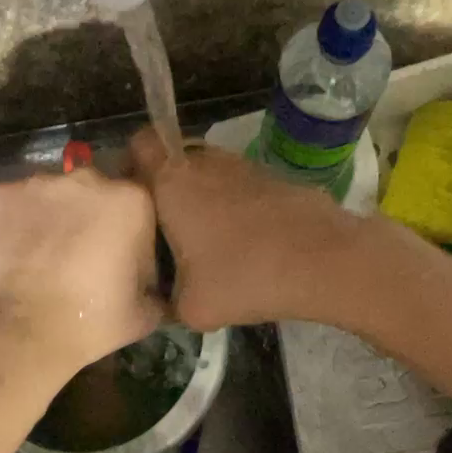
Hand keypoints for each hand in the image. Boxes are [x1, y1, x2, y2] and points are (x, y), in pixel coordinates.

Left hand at [0, 169, 164, 378]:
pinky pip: (17, 204)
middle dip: (92, 218)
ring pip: (54, 195)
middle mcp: (87, 178)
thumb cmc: (94, 322)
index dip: (132, 235)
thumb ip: (156, 288)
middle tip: (82, 257)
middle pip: (95, 193)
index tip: (121, 262)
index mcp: (132, 200)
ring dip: (55, 217)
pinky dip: (19, 222)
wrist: (26, 330)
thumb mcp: (145, 314)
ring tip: (46, 256)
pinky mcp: (1, 195)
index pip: (138, 208)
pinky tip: (19, 253)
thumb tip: (154, 287)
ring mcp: (39, 183)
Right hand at [129, 128, 381, 330]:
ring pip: (207, 174)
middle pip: (172, 159)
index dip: (129, 164)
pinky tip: (239, 247)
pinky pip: (237, 188)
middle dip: (163, 187)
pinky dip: (230, 209)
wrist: (322, 261)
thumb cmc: (243, 278)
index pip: (139, 144)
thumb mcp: (190, 308)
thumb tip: (168, 301)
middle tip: (160, 229)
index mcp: (173, 183)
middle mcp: (205, 164)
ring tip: (200, 243)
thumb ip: (168, 301)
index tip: (129, 197)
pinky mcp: (273, 181)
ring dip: (199, 199)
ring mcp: (243, 168)